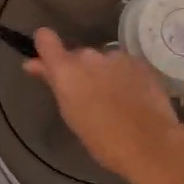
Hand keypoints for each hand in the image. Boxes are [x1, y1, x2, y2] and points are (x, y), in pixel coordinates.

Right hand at [23, 28, 183, 181]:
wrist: (150, 144)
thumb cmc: (102, 139)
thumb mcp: (70, 114)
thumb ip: (53, 83)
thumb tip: (33, 64)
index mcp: (66, 70)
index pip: (46, 39)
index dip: (45, 47)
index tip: (48, 62)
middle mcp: (89, 56)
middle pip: (78, 56)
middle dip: (81, 71)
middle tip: (89, 98)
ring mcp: (117, 57)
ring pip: (103, 61)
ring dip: (104, 74)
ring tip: (116, 102)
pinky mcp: (140, 63)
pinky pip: (124, 66)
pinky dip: (125, 77)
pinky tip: (134, 98)